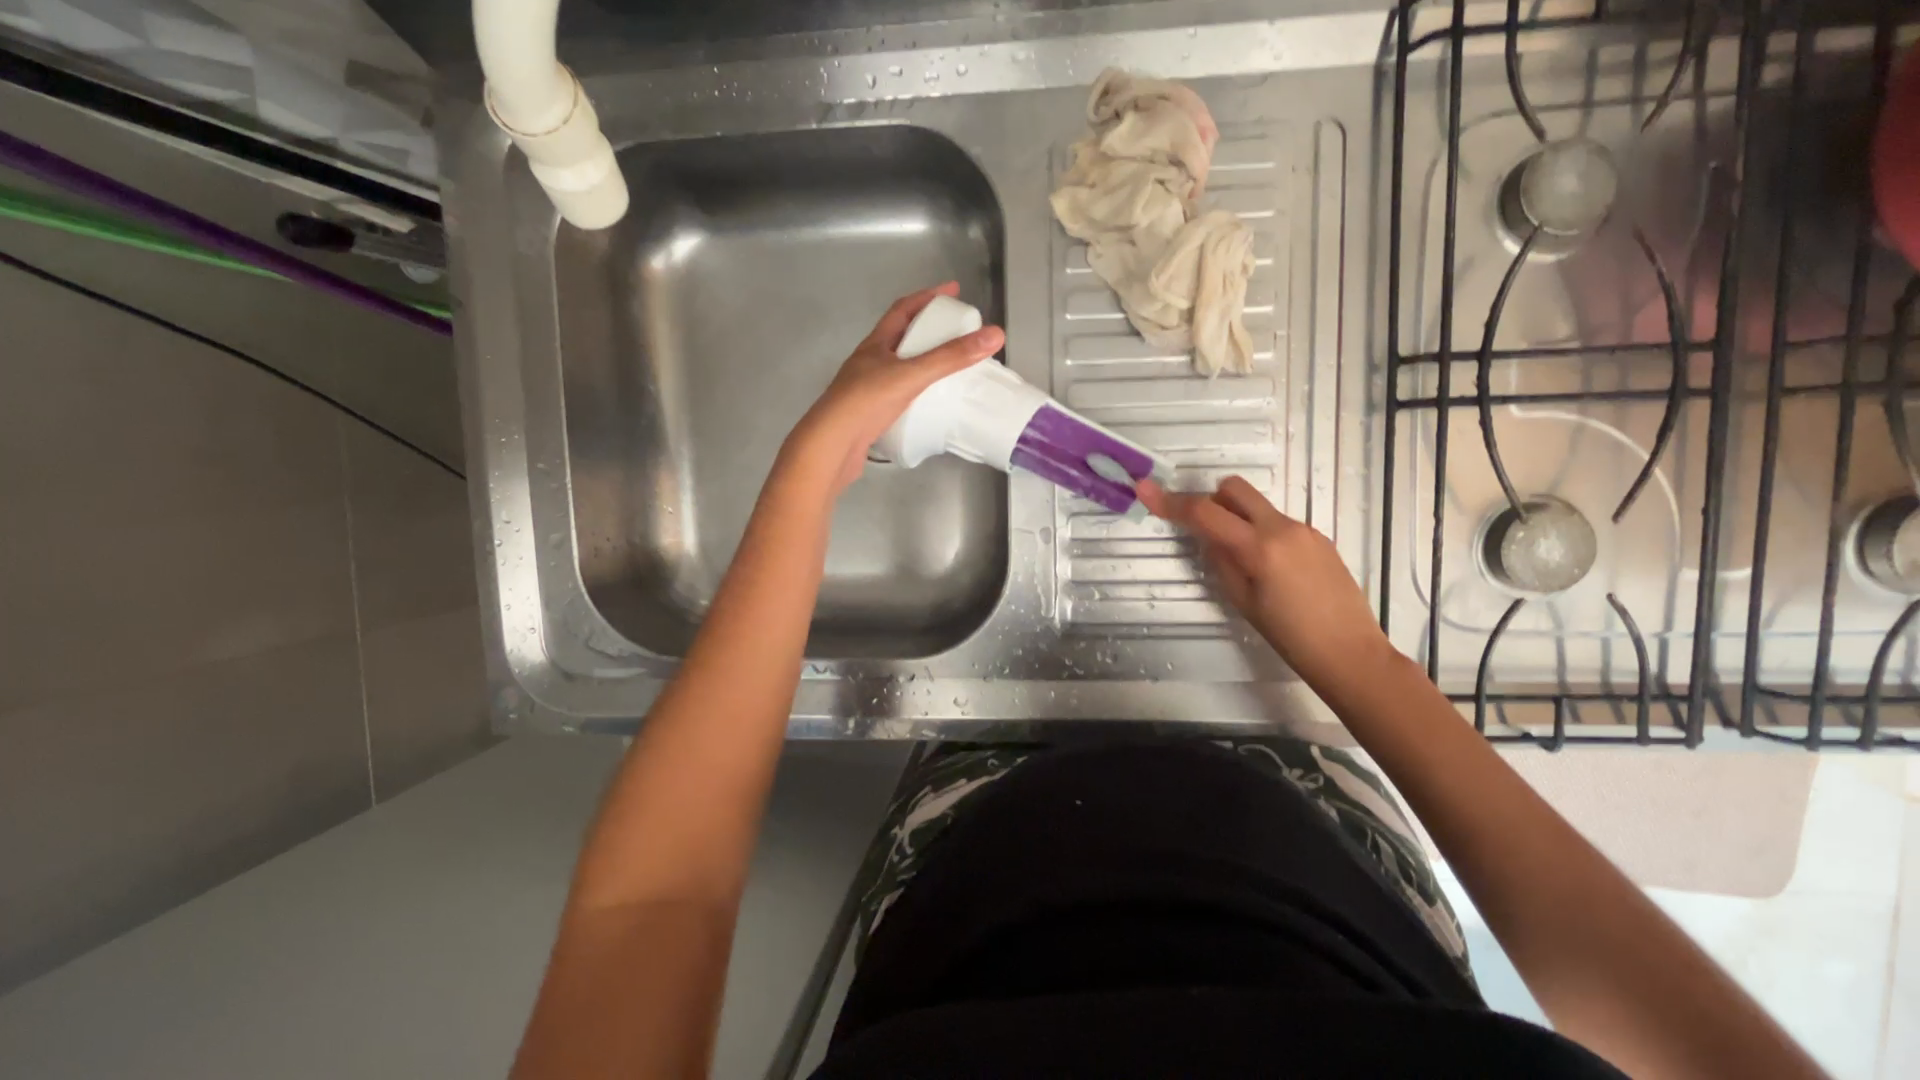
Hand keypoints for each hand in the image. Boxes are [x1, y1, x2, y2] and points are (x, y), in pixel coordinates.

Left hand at [782, 283, 1006, 494]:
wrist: (832, 446)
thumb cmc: (866, 402)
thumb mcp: (912, 374)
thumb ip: (951, 357)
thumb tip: (994, 334)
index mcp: (875, 344)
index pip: (904, 309)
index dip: (928, 296)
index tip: (953, 292)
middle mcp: (869, 362)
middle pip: (901, 336)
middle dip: (928, 329)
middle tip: (957, 332)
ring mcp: (867, 388)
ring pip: (899, 367)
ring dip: (922, 362)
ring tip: (948, 366)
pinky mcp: (870, 413)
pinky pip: (898, 394)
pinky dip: (916, 391)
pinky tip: (929, 402)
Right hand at [1138, 476, 1392, 689]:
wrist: (1350, 652)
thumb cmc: (1291, 638)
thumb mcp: (1243, 602)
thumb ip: (1222, 562)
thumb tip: (1210, 539)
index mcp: (1259, 547)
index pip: (1205, 513)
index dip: (1171, 502)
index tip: (1145, 489)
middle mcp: (1283, 528)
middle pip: (1234, 489)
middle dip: (1210, 500)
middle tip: (1203, 532)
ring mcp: (1305, 530)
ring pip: (1258, 507)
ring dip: (1238, 520)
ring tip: (1243, 566)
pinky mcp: (1319, 539)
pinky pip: (1278, 524)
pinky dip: (1261, 535)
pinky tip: (1272, 574)